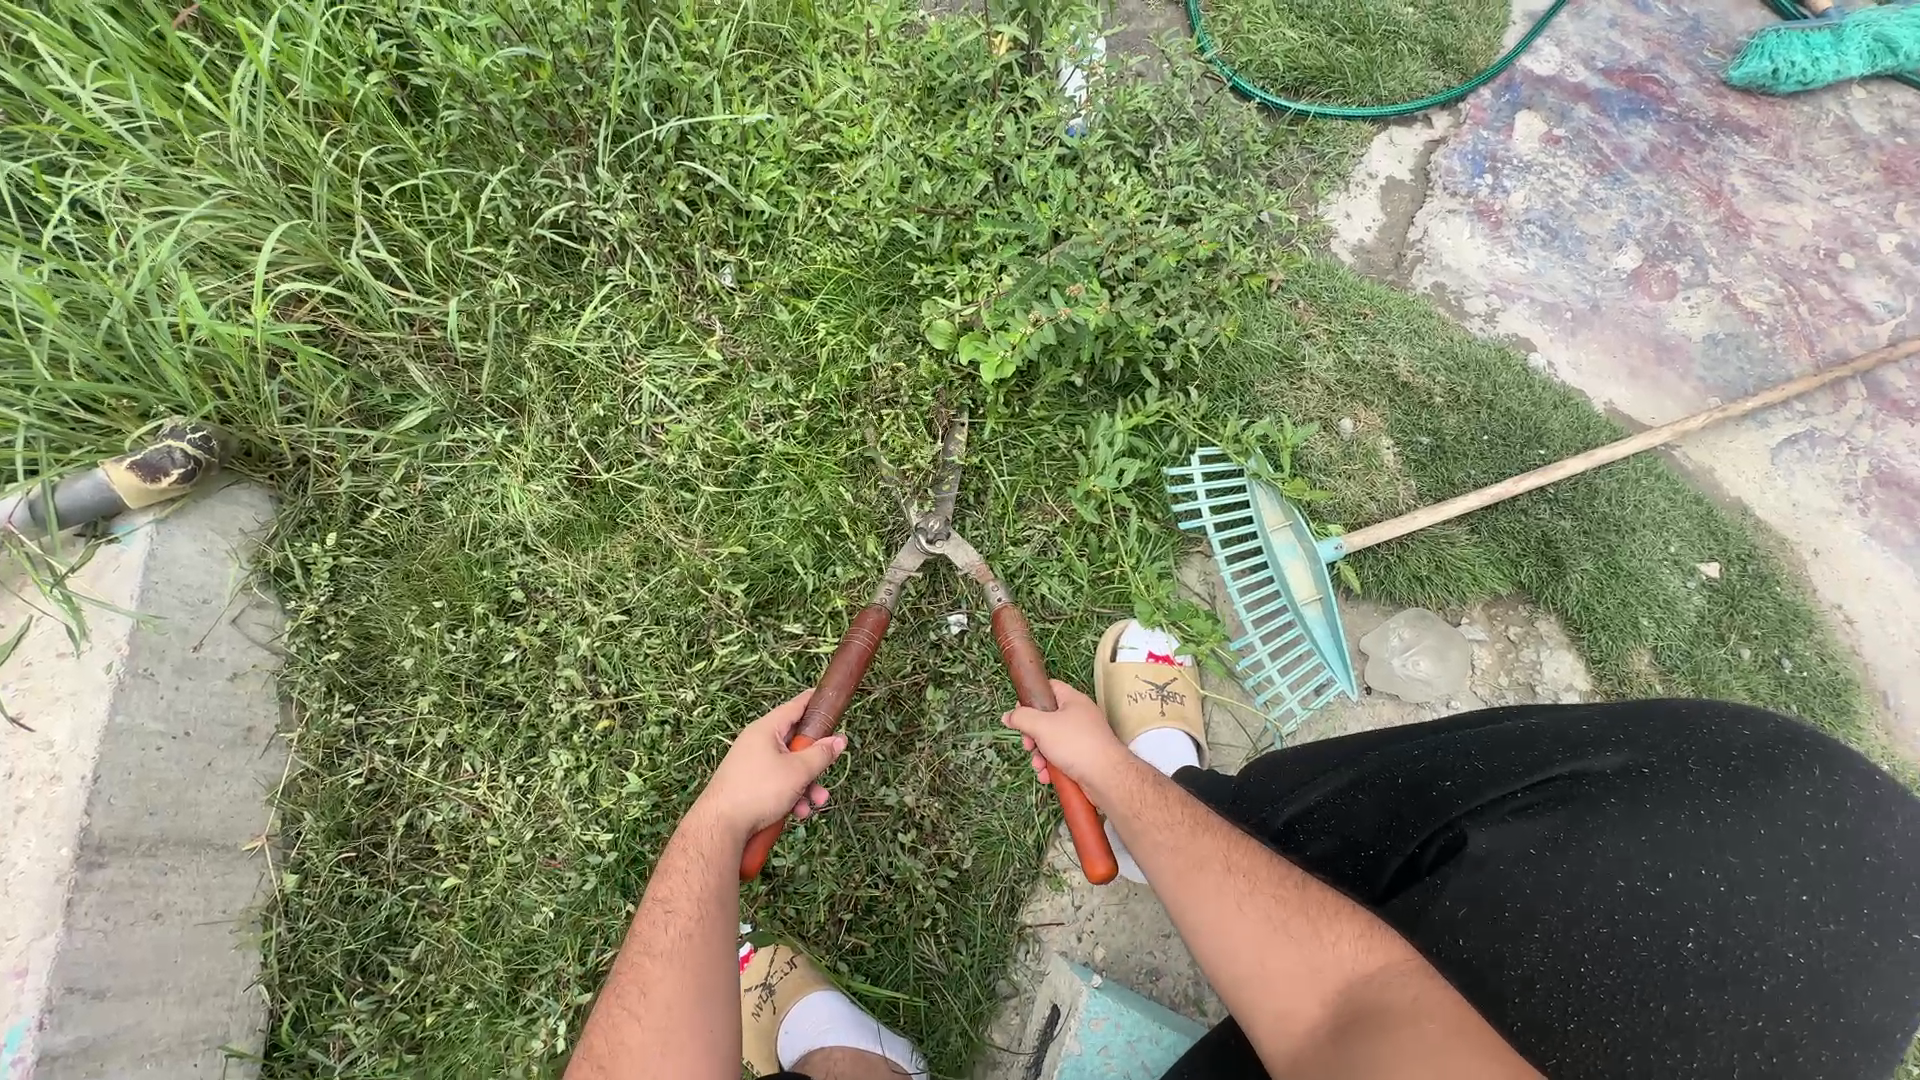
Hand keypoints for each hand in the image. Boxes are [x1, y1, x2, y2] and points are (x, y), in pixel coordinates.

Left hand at [693, 691, 847, 841]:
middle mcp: (758, 743)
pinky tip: (798, 813)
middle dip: (815, 761)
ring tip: (815, 803)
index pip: (795, 706)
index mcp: (766, 730)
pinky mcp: (750, 785)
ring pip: (789, 768)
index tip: (830, 699)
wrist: (720, 827)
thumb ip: (821, 754)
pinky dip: (791, 796)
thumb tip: (839, 740)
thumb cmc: (758, 791)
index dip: (814, 702)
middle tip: (828, 769)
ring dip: (806, 785)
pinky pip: (777, 784)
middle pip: (795, 743)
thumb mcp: (798, 771)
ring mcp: (752, 765)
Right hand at [1001, 679, 1128, 792]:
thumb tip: (1008, 715)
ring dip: (1040, 755)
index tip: (1020, 713)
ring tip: (1039, 766)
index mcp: (1072, 700)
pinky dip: (1051, 767)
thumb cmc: (1076, 744)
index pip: (1049, 688)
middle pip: (1046, 718)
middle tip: (1028, 745)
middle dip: (1032, 735)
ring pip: (1051, 741)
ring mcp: (1082, 737)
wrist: (1105, 777)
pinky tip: (1047, 776)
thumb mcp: (1041, 726)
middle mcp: (1079, 716)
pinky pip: (1061, 758)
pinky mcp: (1084, 757)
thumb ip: (1021, 717)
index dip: (1032, 698)